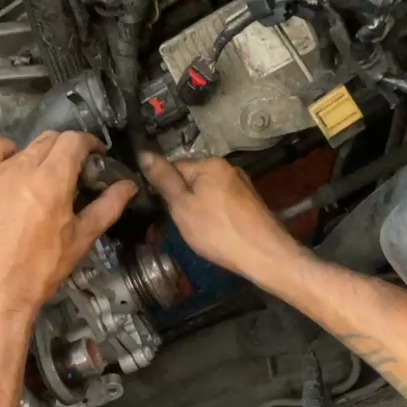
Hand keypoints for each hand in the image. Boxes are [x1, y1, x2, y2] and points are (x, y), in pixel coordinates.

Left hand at [0, 131, 137, 328]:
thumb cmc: (39, 272)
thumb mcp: (79, 240)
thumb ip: (106, 208)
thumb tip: (128, 185)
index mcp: (52, 180)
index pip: (74, 141)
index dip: (89, 144)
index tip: (95, 157)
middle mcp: (21, 168)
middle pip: (49, 140)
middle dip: (66, 150)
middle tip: (72, 173)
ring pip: (22, 148)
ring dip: (38, 156)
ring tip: (40, 178)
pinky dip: (4, 153)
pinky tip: (9, 169)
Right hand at [140, 152, 304, 278]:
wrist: (262, 254)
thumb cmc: (216, 230)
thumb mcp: (182, 206)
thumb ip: (163, 179)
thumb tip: (143, 153)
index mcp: (210, 163)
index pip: (174, 167)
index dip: (163, 188)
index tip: (162, 209)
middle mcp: (227, 167)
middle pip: (192, 179)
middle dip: (182, 198)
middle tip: (180, 222)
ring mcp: (241, 184)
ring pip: (207, 192)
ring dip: (197, 207)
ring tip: (197, 229)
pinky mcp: (249, 201)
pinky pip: (221, 202)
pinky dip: (213, 214)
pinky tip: (215, 230)